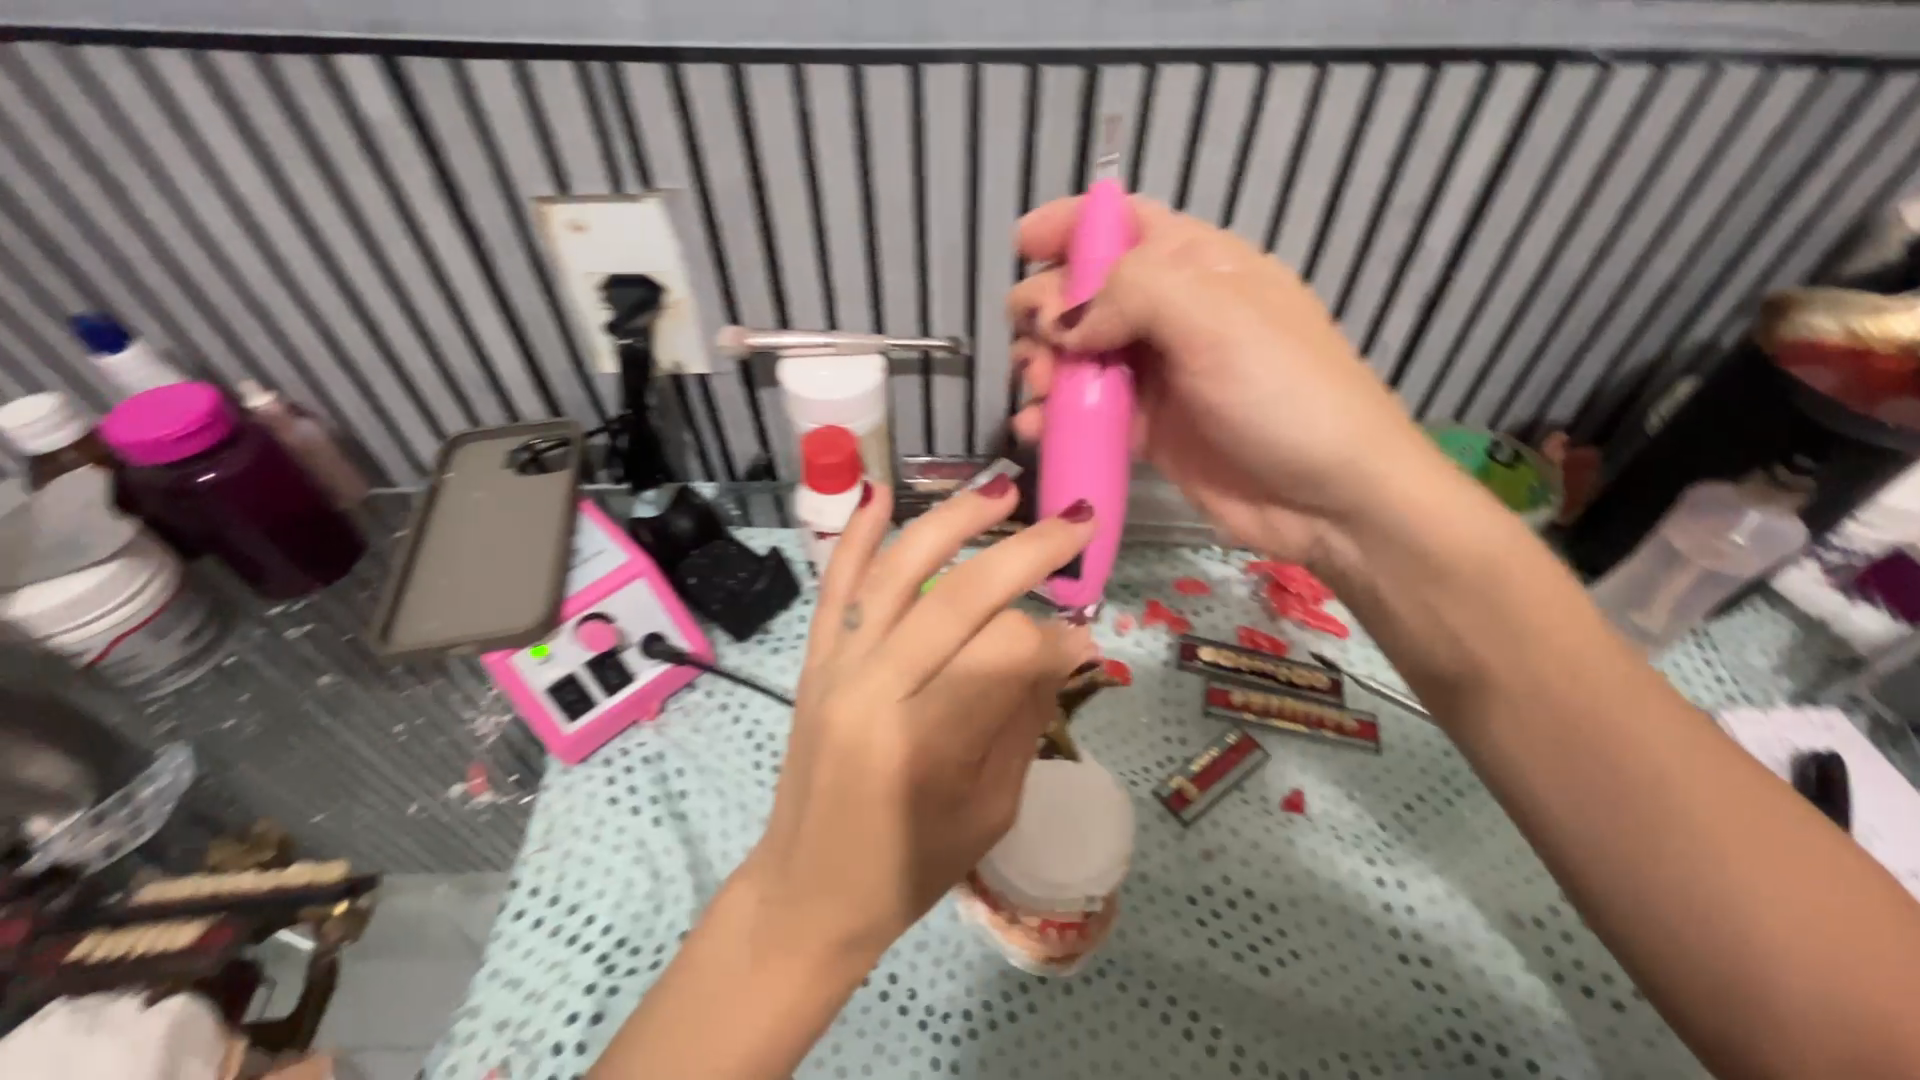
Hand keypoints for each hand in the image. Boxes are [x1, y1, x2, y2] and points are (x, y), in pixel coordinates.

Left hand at [737, 481, 1097, 960]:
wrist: (808, 891)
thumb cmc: (911, 866)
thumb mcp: (991, 807)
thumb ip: (1025, 716)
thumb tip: (1070, 643)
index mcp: (924, 743)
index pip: (1004, 652)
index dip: (1053, 638)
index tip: (1083, 638)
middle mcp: (873, 690)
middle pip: (959, 597)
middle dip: (1027, 554)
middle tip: (1077, 525)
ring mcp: (836, 668)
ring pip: (897, 572)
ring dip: (952, 522)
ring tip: (1003, 491)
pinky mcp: (815, 661)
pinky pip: (835, 586)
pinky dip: (855, 535)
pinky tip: (880, 493)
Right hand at [1006, 197, 1442, 563]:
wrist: (1331, 497)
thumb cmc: (1284, 391)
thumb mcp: (1213, 317)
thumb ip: (1129, 294)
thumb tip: (1061, 319)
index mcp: (1196, 264)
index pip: (1122, 223)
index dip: (1070, 225)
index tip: (1021, 248)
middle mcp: (1171, 313)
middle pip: (1084, 292)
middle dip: (1046, 310)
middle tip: (1039, 349)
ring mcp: (1158, 375)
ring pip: (1077, 355)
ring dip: (1044, 366)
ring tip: (1038, 392)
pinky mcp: (1148, 430)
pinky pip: (1087, 414)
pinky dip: (1056, 418)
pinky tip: (1036, 430)